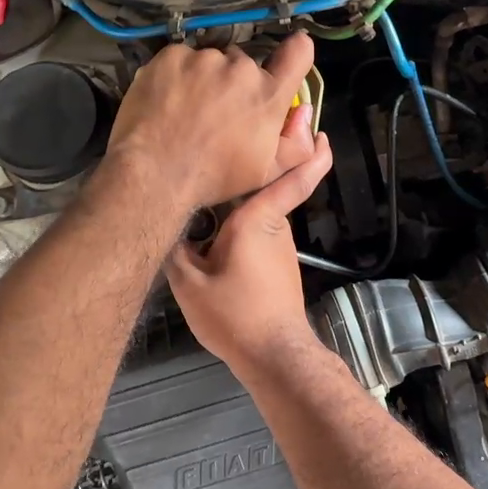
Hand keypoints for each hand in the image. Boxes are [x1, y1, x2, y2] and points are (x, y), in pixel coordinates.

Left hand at [107, 34, 316, 211]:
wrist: (154, 173)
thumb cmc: (214, 177)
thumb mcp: (267, 172)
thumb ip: (296, 142)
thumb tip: (303, 111)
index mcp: (269, 95)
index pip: (298, 53)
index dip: (296, 51)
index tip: (290, 54)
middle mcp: (241, 68)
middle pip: (244, 65)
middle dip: (235, 83)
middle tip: (215, 112)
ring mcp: (204, 59)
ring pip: (210, 62)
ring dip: (204, 79)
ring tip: (185, 110)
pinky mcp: (172, 55)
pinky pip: (181, 59)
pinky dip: (176, 75)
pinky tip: (167, 101)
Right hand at [167, 134, 332, 374]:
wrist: (273, 355)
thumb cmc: (235, 315)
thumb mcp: (189, 284)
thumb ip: (175, 250)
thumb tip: (167, 226)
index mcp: (257, 219)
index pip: (293, 179)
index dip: (312, 154)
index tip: (320, 133)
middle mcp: (275, 226)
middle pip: (267, 188)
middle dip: (260, 166)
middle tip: (235, 144)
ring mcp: (280, 246)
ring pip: (260, 212)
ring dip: (244, 200)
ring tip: (210, 185)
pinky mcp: (278, 264)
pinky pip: (259, 232)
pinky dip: (243, 225)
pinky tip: (215, 230)